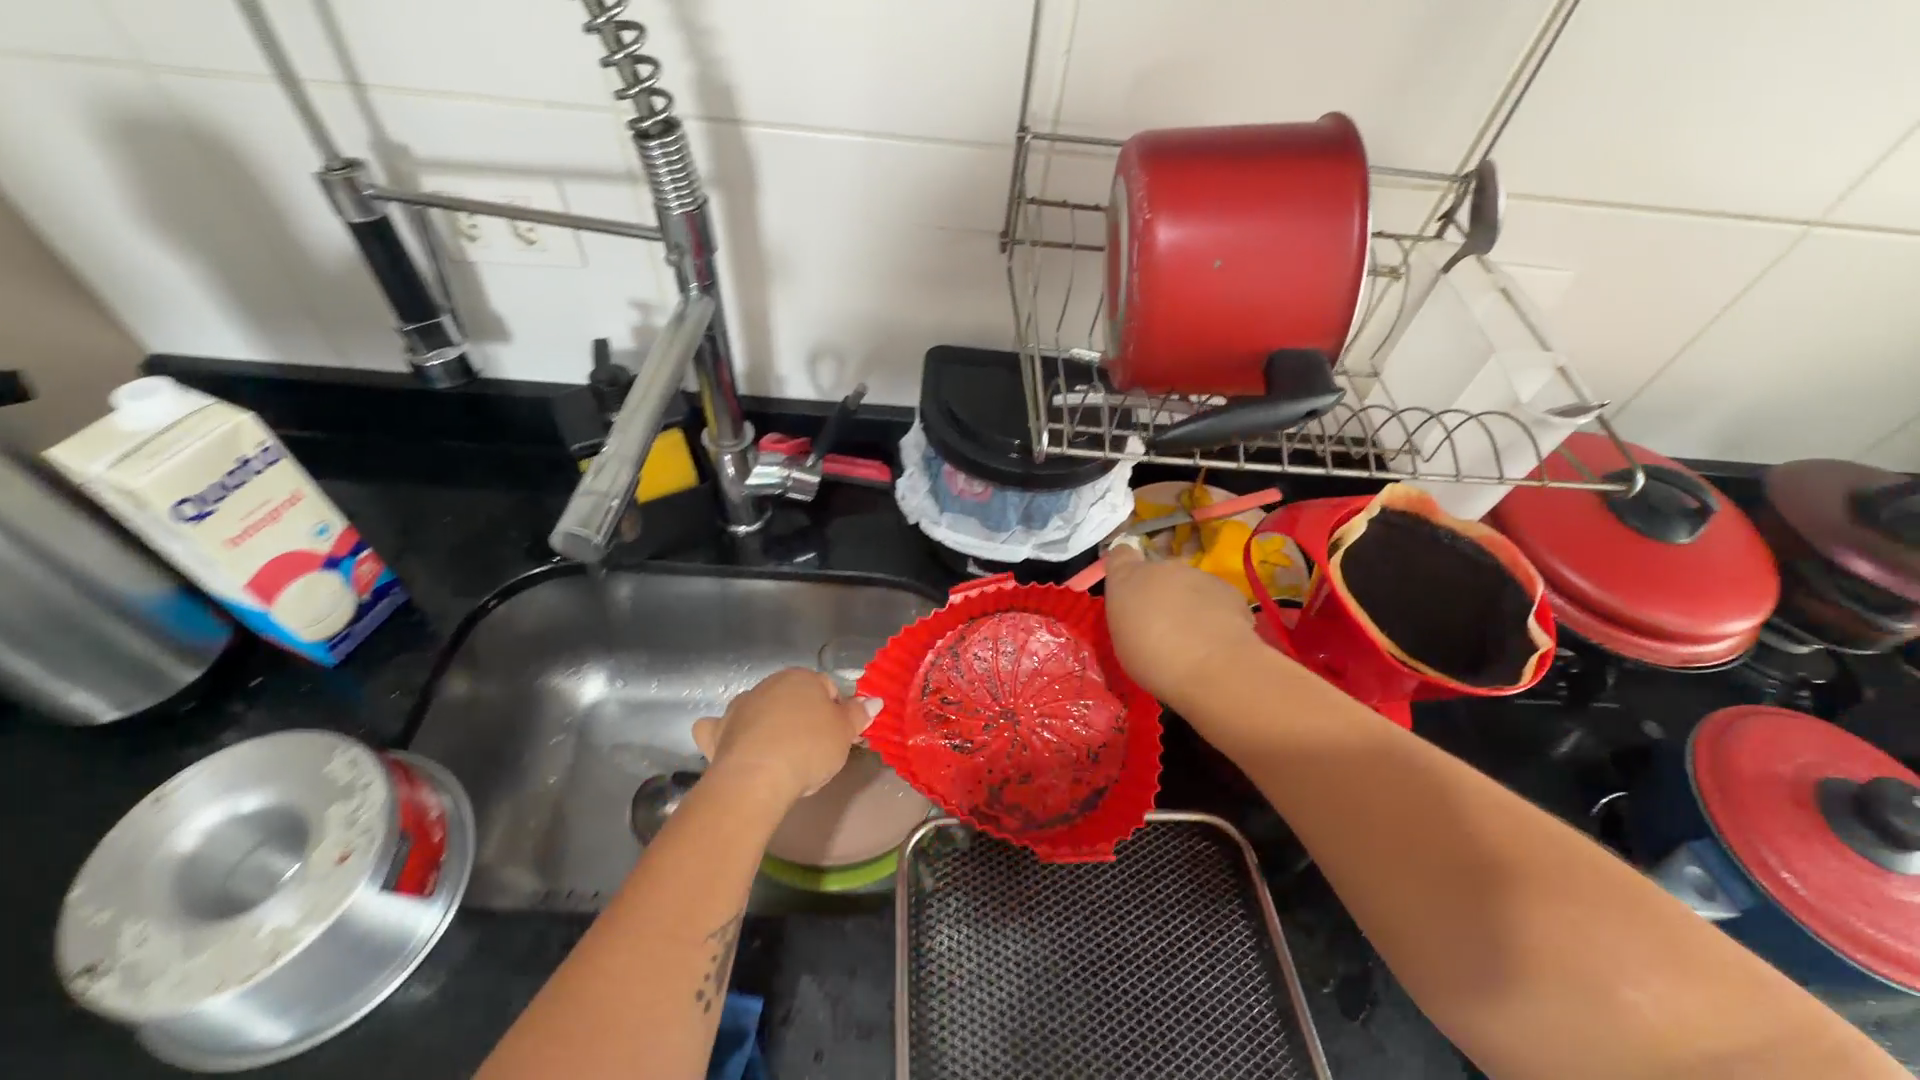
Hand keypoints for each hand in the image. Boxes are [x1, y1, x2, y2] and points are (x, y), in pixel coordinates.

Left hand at [690, 668, 879, 803]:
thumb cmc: (808, 749)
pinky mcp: (717, 732)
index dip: (837, 713)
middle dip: (802, 717)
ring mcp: (738, 707)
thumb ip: (858, 714)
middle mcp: (767, 685)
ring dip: (767, 724)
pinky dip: (726, 733)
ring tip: (779, 755)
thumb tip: (873, 701)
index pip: (827, 689)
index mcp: (801, 678)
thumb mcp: (844, 733)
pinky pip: (720, 727)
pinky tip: (731, 744)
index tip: (840, 737)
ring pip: (758, 709)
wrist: (757, 778)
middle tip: (814, 750)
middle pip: (792, 698)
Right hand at [1103, 542, 1263, 711]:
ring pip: (1189, 584)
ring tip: (1194, 636)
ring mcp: (1198, 574)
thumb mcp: (1124, 642)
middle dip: (1160, 592)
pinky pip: (1216, 597)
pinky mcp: (1228, 588)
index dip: (1125, 567)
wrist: (1210, 665)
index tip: (1129, 588)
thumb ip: (1130, 617)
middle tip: (1163, 624)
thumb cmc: (1152, 659)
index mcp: (1127, 579)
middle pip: (1158, 572)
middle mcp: (1162, 568)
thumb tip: (1140, 614)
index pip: (1120, 555)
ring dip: (1189, 602)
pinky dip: (1215, 612)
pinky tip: (1217, 638)